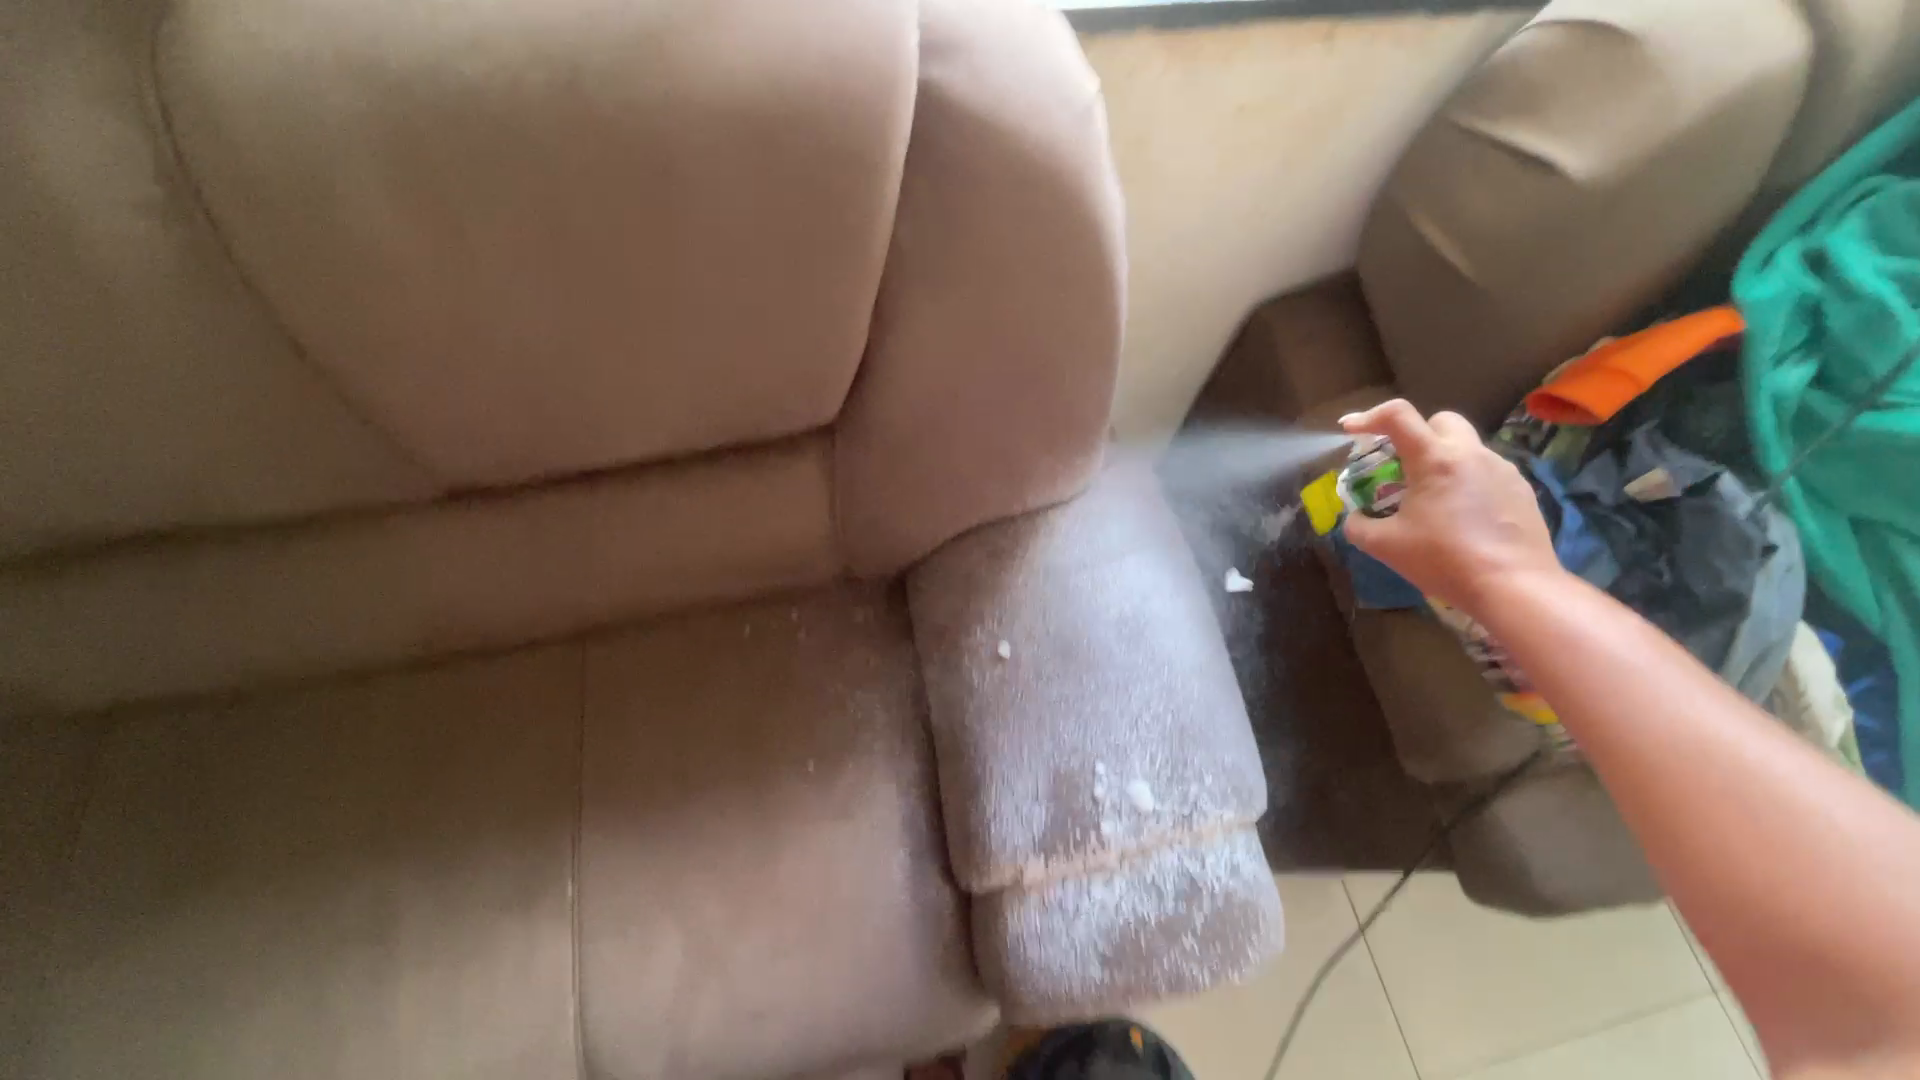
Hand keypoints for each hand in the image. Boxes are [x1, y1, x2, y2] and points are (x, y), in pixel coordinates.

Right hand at [1338, 399, 1563, 618]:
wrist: (1513, 586)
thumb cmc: (1443, 560)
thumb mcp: (1385, 546)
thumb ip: (1359, 526)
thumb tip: (1356, 517)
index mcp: (1434, 460)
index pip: (1397, 416)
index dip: (1368, 417)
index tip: (1350, 430)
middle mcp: (1471, 454)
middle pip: (1441, 421)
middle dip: (1416, 434)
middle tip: (1400, 466)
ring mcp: (1502, 470)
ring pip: (1466, 448)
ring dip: (1443, 462)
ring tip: (1431, 500)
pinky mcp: (1521, 490)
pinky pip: (1487, 473)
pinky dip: (1466, 483)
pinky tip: (1461, 518)